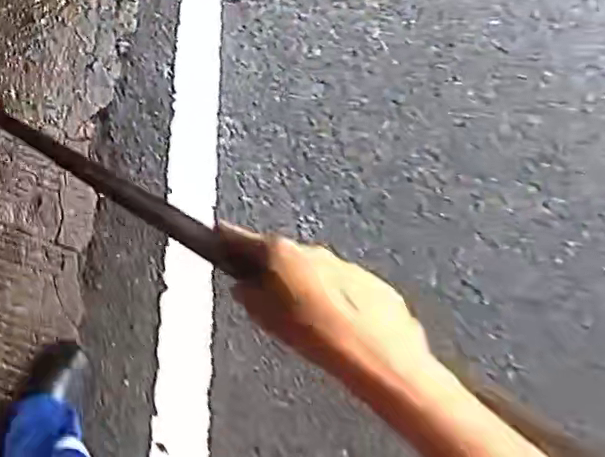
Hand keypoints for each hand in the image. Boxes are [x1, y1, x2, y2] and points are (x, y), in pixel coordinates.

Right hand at [217, 224, 434, 383]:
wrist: (387, 369)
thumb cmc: (318, 338)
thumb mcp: (260, 314)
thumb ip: (245, 291)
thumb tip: (245, 286)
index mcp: (278, 249)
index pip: (237, 235)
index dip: (224, 240)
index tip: (217, 241)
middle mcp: (313, 250)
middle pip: (283, 254)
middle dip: (277, 270)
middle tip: (274, 298)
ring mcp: (351, 268)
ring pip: (319, 270)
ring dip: (312, 286)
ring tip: (315, 319)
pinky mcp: (382, 290)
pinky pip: (352, 288)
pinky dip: (344, 300)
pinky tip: (345, 327)